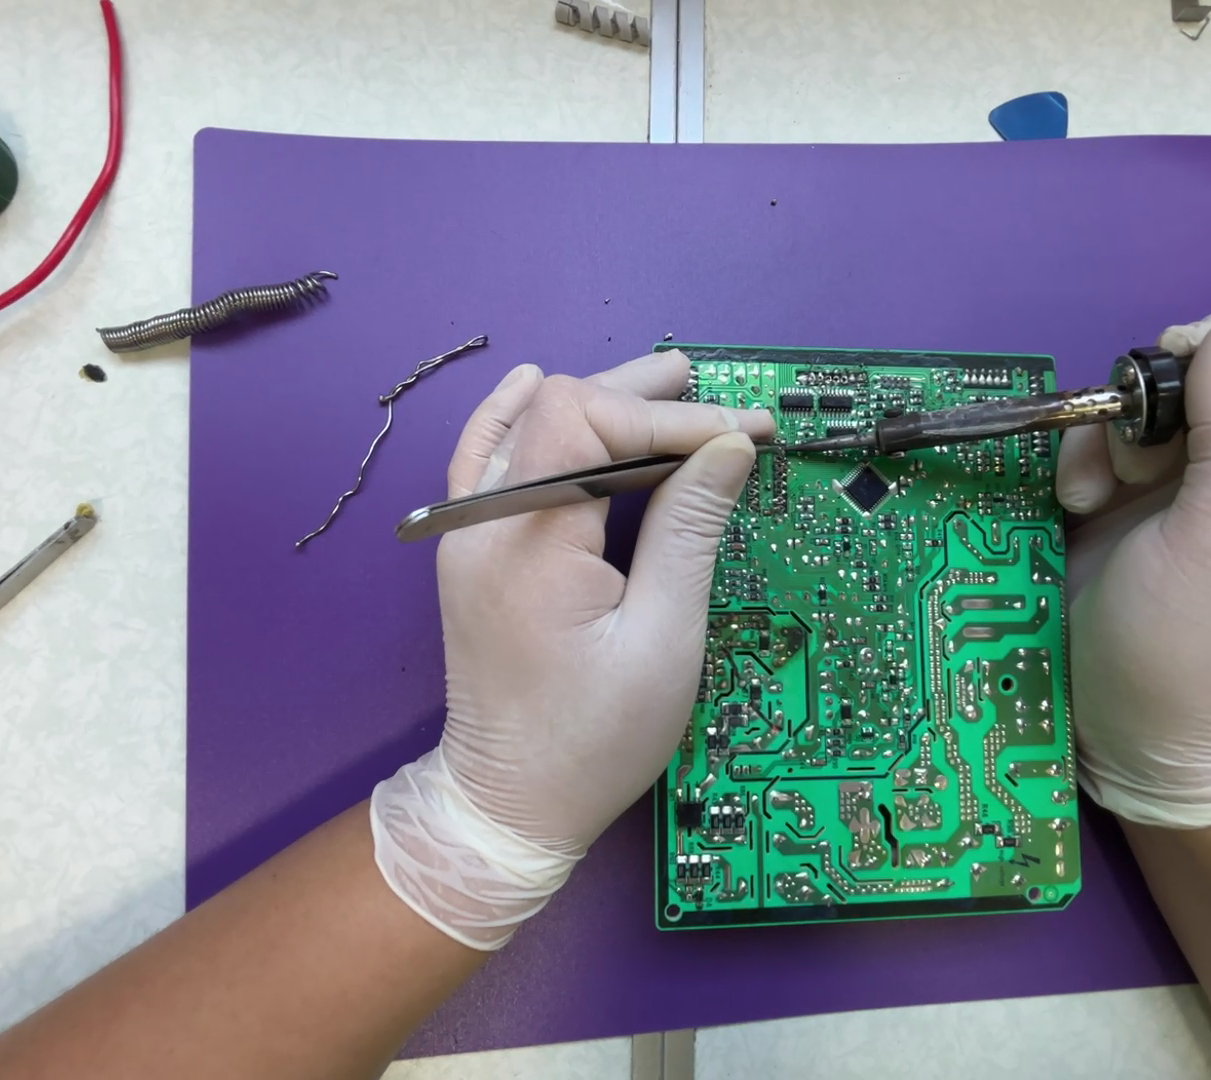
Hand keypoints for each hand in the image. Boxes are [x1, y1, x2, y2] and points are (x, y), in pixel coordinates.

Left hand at [370, 350, 773, 948]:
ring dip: (594, 400)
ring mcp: (467, 533)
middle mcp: (483, 521)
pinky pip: (487, 458)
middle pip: (556, 413)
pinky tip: (535, 384)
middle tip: (707, 386)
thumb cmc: (595, 738)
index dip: (671, 417)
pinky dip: (520, 418)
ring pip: (525, 428)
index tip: (744, 434)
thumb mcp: (663, 639)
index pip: (591, 424)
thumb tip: (728, 447)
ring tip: (660, 380)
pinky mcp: (471, 550)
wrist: (509, 801)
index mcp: (529, 541)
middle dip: (641, 398)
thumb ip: (689, 530)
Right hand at [1055, 303, 1210, 827]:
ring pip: (1135, 410)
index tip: (1190, 360)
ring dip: (1103, 438)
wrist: (1126, 725)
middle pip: (1202, 374)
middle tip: (1138, 450)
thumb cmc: (1197, 637)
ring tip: (1091, 494)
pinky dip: (1073, 466)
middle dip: (1156, 396)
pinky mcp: (1107, 509)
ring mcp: (1167, 489)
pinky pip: (1088, 450)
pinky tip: (1070, 503)